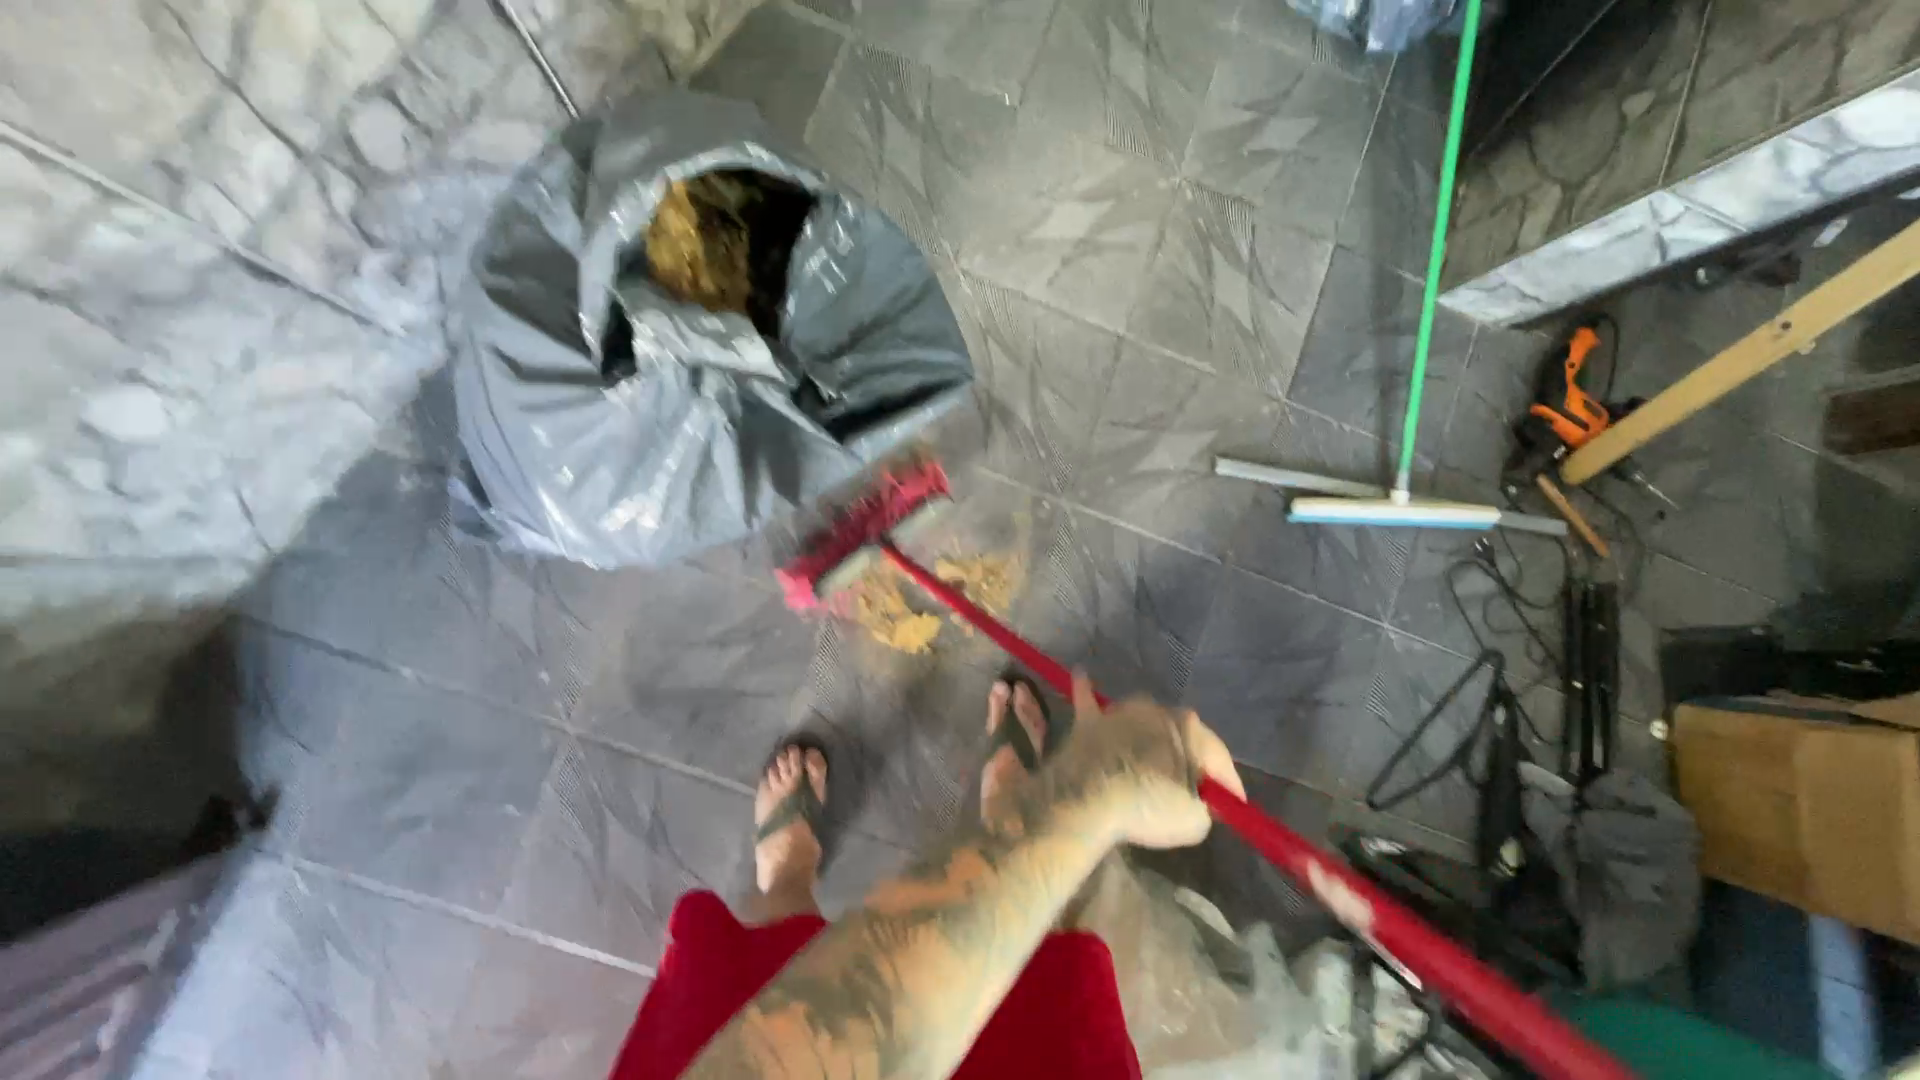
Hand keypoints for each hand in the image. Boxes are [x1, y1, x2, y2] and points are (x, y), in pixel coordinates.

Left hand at [1050, 671, 1244, 849]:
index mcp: (1191, 730)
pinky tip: (1084, 676)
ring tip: (1153, 756)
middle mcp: (1159, 711)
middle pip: (1183, 736)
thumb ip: (1204, 806)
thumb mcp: (1193, 822)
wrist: (1086, 800)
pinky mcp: (1089, 721)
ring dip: (1151, 735)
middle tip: (1193, 789)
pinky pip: (1090, 701)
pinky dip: (1088, 691)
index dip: (1228, 786)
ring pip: (1145, 720)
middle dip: (1191, 760)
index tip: (1232, 805)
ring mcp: (1121, 713)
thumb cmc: (1147, 809)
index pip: (1220, 759)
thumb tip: (1199, 801)